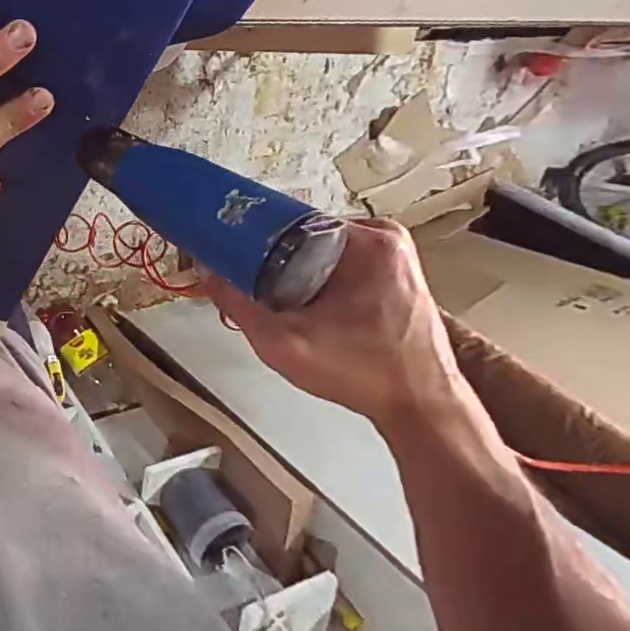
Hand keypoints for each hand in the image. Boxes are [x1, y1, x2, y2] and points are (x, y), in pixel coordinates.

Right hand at [204, 220, 467, 433]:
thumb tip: (208, 273)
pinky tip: (308, 308)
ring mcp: (395, 255)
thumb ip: (238, 306)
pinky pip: (340, 263)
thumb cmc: (365, 376)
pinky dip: (319, 280)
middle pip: (305, 236)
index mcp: (367, 242)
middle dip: (276, 261)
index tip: (232, 256)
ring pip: (320, 251)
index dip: (254, 239)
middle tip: (257, 291)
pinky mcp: (397, 273)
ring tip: (283, 304)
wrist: (421, 408)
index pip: (289, 222)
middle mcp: (385, 238)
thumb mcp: (284, 344)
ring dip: (297, 272)